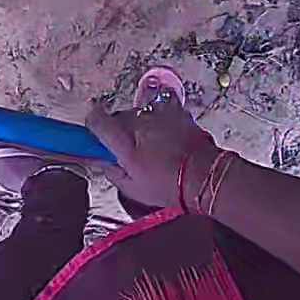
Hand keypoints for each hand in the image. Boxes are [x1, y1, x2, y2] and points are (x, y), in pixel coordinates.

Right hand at [85, 82, 219, 209]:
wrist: (206, 175)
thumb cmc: (170, 186)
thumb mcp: (134, 190)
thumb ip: (114, 174)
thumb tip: (106, 163)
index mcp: (123, 142)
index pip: (96, 120)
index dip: (93, 124)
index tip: (94, 131)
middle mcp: (137, 122)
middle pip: (118, 118)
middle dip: (120, 131)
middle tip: (130, 150)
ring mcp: (156, 113)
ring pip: (138, 114)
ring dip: (140, 126)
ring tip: (153, 146)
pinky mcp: (173, 110)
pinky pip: (158, 111)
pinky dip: (158, 120)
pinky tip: (166, 136)